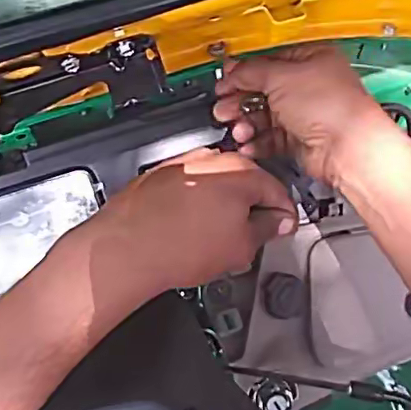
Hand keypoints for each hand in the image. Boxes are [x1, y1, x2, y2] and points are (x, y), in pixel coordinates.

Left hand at [61, 149, 296, 310]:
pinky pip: (189, 188)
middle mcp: (210, 160)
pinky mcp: (159, 176)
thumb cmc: (175, 246)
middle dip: (252, 209)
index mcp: (239, 171)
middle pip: (246, 182)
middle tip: (252, 237)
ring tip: (216, 239)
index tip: (283, 227)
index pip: (277, 189)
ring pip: (216, 185)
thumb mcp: (241, 247)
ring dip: (222, 207)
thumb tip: (276, 222)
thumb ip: (267, 228)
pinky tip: (190, 232)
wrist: (125, 249)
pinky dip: (195, 205)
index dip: (285, 213)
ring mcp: (182, 165)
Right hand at [213, 45, 401, 187]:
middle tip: (224, 107)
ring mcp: (304, 113)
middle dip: (239, 99)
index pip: (268, 59)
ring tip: (238, 129)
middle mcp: (308, 85)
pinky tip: (249, 144)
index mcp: (311, 58)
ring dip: (246, 123)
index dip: (243, 69)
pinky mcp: (299, 139)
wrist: (347, 149)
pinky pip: (270, 138)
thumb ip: (251, 71)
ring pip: (263, 116)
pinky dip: (257, 142)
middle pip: (262, 89)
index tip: (225, 79)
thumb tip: (233, 70)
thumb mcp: (281, 77)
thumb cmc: (331, 107)